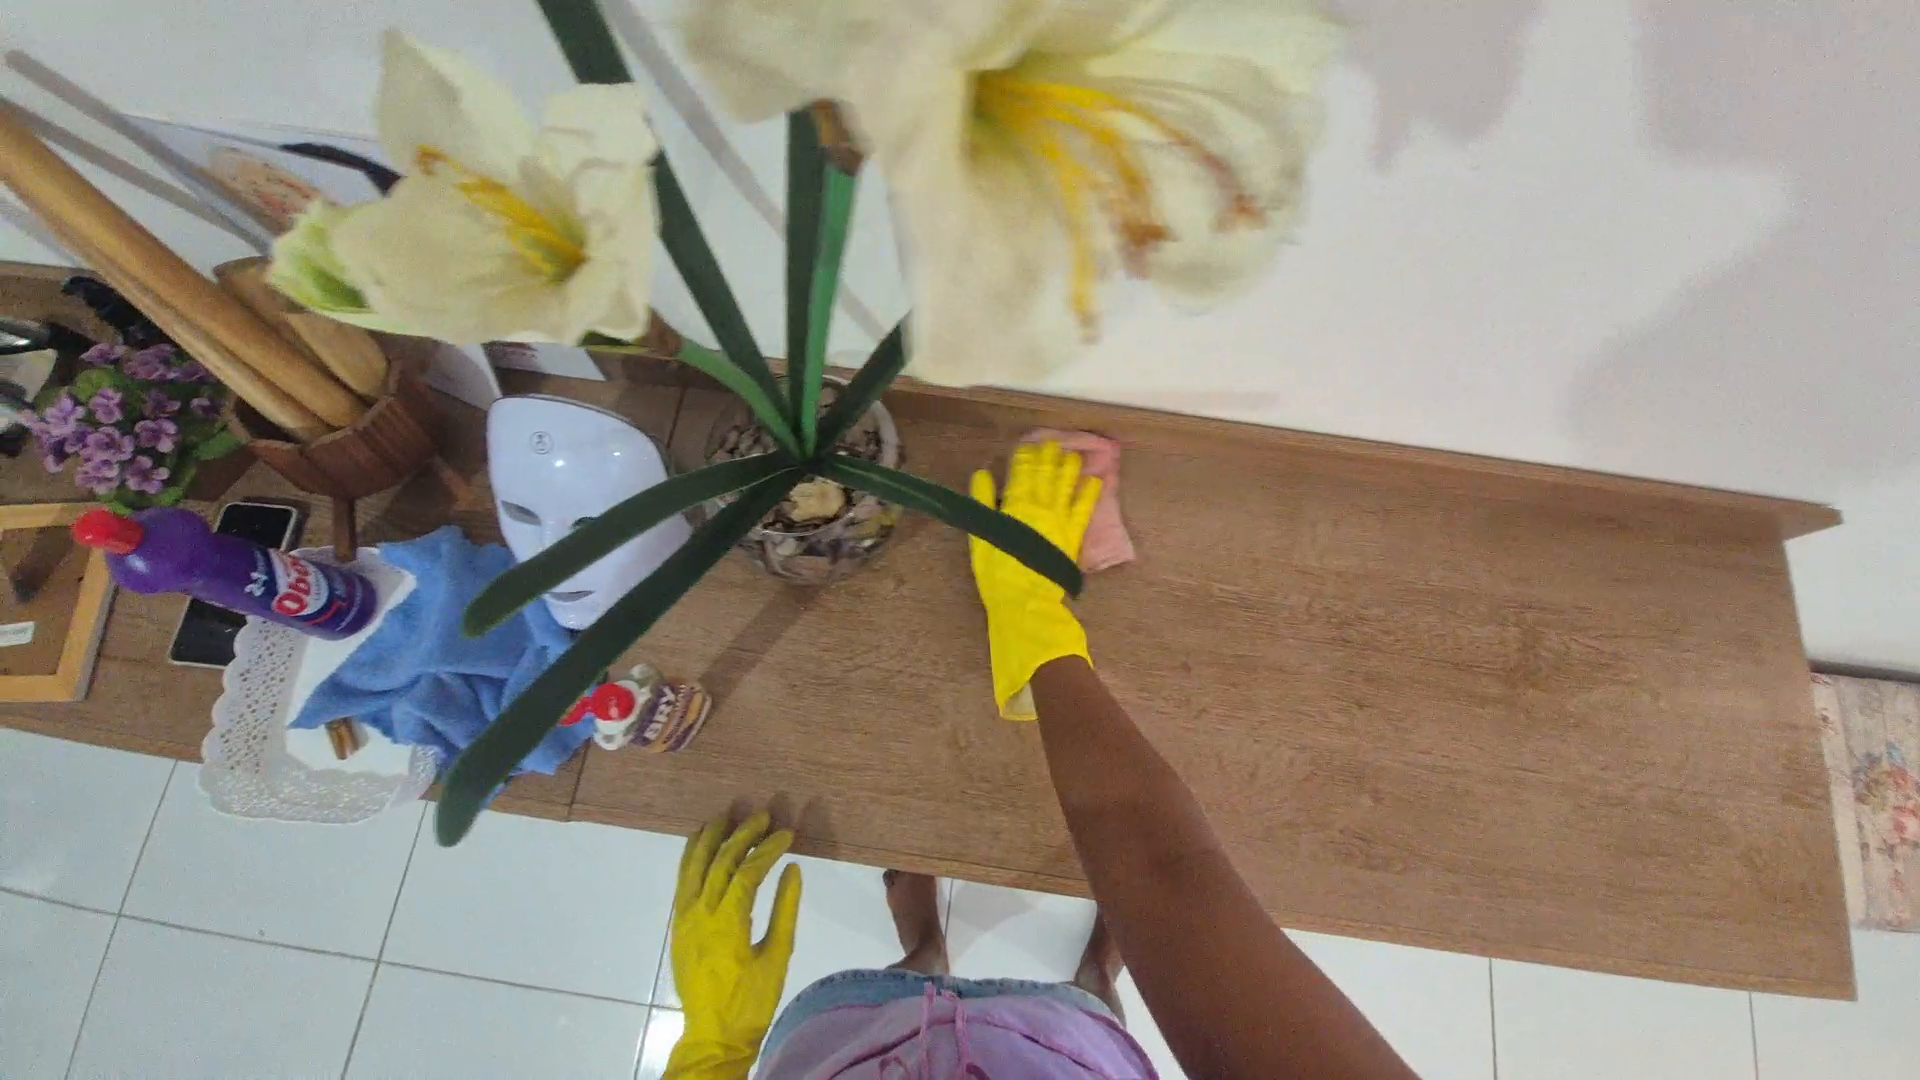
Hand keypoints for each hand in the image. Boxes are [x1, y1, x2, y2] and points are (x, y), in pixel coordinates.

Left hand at [665, 812, 802, 1079]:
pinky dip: (691, 856)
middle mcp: (700, 915)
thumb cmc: (751, 1000)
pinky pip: (682, 880)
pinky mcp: (678, 924)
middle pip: (720, 862)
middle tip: (763, 816)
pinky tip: (701, 841)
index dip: (768, 849)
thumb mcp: (777, 956)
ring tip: (725, 815)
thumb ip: (785, 910)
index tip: (788, 834)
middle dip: (743, 834)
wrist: (712, 1036)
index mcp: (726, 925)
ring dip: (710, 837)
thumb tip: (793, 868)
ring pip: (693, 866)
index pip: (748, 872)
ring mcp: (684, 918)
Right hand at [969, 441, 1103, 719]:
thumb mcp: (981, 535)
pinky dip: (1090, 494)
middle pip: (1046, 474)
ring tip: (1074, 454)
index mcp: (1015, 505)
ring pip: (1066, 486)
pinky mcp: (1074, 536)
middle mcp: (1040, 507)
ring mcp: (1060, 520)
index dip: (1026, 456)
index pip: (1021, 472)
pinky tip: (1096, 481)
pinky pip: (1084, 510)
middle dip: (1049, 456)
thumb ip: (983, 502)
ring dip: (1070, 468)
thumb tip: (982, 474)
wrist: (1023, 600)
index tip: (1029, 443)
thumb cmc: (996, 572)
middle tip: (1054, 441)